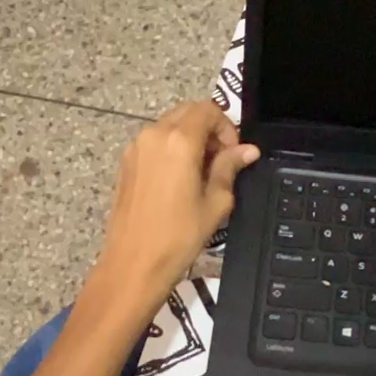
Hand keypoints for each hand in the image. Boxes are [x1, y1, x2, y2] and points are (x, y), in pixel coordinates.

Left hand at [91, 102, 259, 314]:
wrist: (133, 264)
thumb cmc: (179, 236)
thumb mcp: (216, 202)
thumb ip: (230, 167)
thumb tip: (248, 150)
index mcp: (179, 141)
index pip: (208, 110)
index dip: (227, 127)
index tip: (234, 153)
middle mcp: (154, 136)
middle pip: (188, 112)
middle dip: (209, 129)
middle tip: (221, 161)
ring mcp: (136, 148)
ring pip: (170, 125)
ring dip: (190, 138)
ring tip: (202, 173)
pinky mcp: (126, 163)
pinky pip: (155, 142)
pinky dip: (172, 148)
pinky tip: (179, 180)